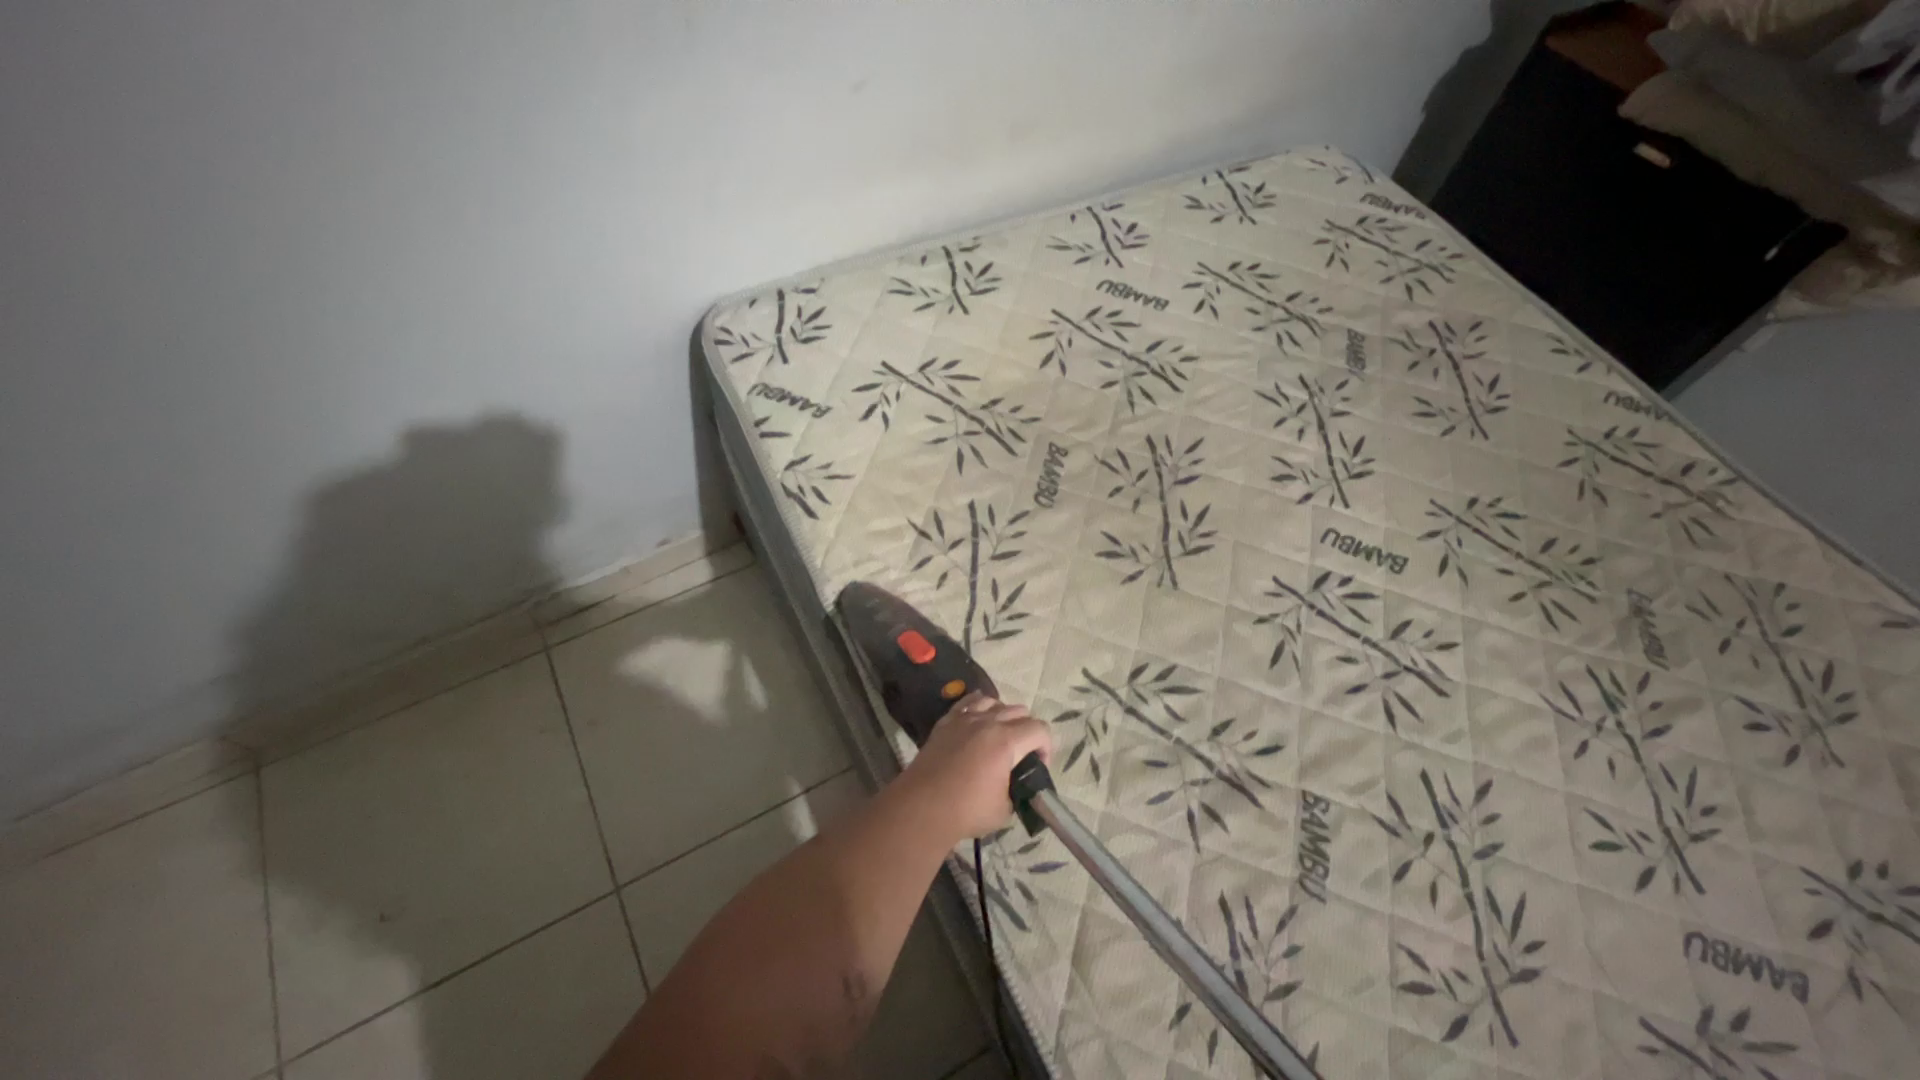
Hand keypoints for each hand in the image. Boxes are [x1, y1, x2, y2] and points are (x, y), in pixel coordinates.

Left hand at [895, 693, 1051, 843]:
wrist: (921, 807)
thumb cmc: (966, 811)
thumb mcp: (1005, 808)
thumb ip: (1017, 789)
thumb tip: (1015, 785)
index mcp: (1006, 741)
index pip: (1039, 729)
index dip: (1046, 747)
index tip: (1038, 767)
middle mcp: (987, 722)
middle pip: (1019, 711)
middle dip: (1028, 730)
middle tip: (1022, 755)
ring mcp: (963, 719)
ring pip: (993, 701)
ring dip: (1004, 716)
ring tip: (1000, 736)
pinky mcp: (945, 723)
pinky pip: (967, 702)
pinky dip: (979, 707)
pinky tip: (978, 720)